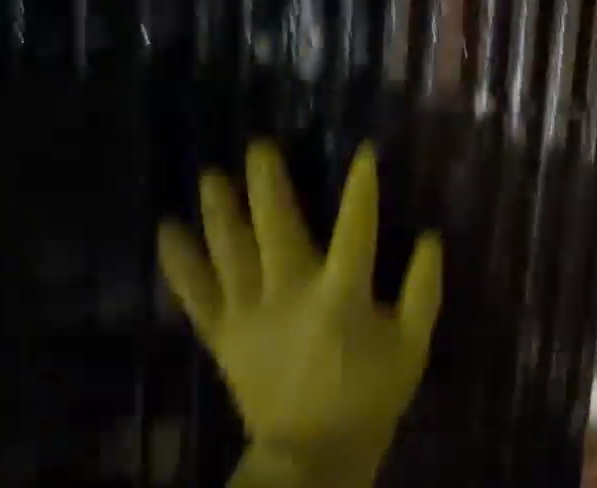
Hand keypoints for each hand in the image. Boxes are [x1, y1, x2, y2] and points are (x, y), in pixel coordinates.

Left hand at [158, 142, 441, 487]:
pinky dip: (179, 261)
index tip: (364, 151)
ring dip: (220, 210)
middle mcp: (290, 294)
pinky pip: (195, 293)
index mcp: (341, 294)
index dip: (362, 186)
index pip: (356, 225)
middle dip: (269, 183)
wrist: (313, 451)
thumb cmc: (372, 391)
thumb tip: (429, 237)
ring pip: (230, 252)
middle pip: (277, 227)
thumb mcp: (415, 340)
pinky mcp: (223, 336)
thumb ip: (424, 287)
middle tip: (260, 144)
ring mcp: (250, 314)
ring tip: (211, 174)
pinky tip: (166, 230)